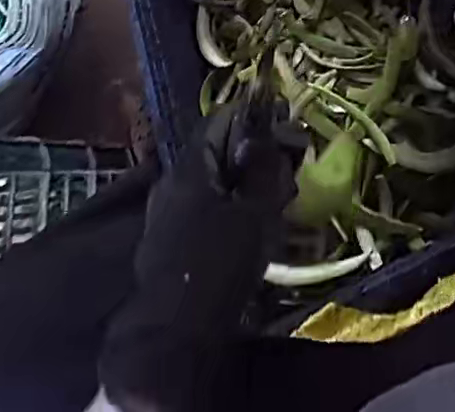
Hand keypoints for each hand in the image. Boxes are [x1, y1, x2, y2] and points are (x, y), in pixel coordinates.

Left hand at [133, 95, 291, 332]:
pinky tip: (252, 223)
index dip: (256, 116)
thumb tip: (270, 130)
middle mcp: (172, 181)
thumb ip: (265, 166)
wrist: (172, 338)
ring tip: (276, 196)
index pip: (223, 118)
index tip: (286, 126)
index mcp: (190, 167)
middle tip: (288, 166)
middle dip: (255, 152)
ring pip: (215, 178)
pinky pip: (206, 204)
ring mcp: (167, 211)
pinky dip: (232, 203)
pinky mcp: (169, 239)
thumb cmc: (219, 264)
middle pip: (219, 149)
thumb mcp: (255, 211)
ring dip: (246, 180)